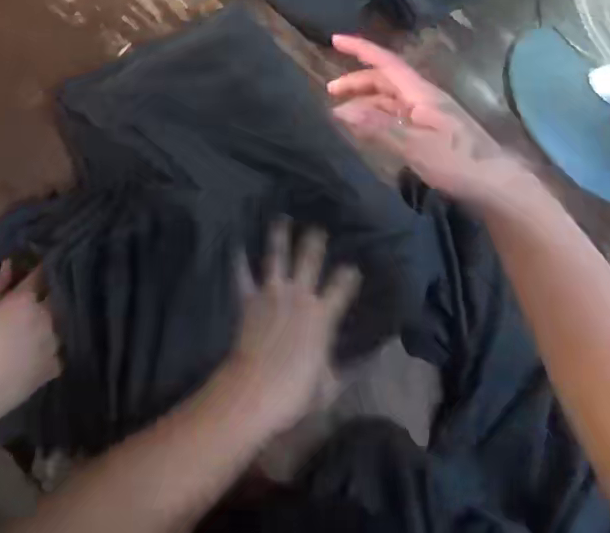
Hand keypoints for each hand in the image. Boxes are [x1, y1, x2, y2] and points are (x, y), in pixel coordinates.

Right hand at [0, 261, 61, 440]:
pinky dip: (54, 344)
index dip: (41, 267)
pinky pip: (60, 347)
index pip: (43, 272)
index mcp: (25, 299)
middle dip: (51, 290)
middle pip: (57, 295)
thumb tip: (11, 264)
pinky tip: (43, 345)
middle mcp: (46, 317)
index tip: (38, 265)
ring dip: (55, 316)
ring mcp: (53, 344)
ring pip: (61, 320)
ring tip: (44, 317)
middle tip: (42, 291)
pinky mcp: (54, 368)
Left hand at [215, 221, 360, 440]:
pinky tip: (236, 245)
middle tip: (318, 227)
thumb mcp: (332, 384)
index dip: (349, 276)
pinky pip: (242, 274)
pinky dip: (238, 260)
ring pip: (276, 256)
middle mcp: (299, 296)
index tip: (353, 266)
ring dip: (279, 236)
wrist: (256, 388)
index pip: (342, 288)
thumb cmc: (297, 391)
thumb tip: (374, 358)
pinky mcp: (248, 298)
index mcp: (323, 316)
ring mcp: (271, 294)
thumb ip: (352, 367)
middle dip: (314, 242)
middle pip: (309, 261)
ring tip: (281, 219)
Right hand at [326, 34, 533, 204]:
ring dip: (366, 99)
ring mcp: (427, 115)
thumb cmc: (459, 162)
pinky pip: (396, 115)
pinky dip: (377, 116)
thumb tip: (340, 110)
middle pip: (385, 80)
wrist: (498, 187)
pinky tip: (368, 128)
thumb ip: (378, 126)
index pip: (386, 63)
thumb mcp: (415, 145)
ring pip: (389, 98)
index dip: (360, 49)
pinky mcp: (430, 132)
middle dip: (357, 80)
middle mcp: (423, 98)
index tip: (334, 40)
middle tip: (330, 91)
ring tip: (343, 112)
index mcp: (421, 93)